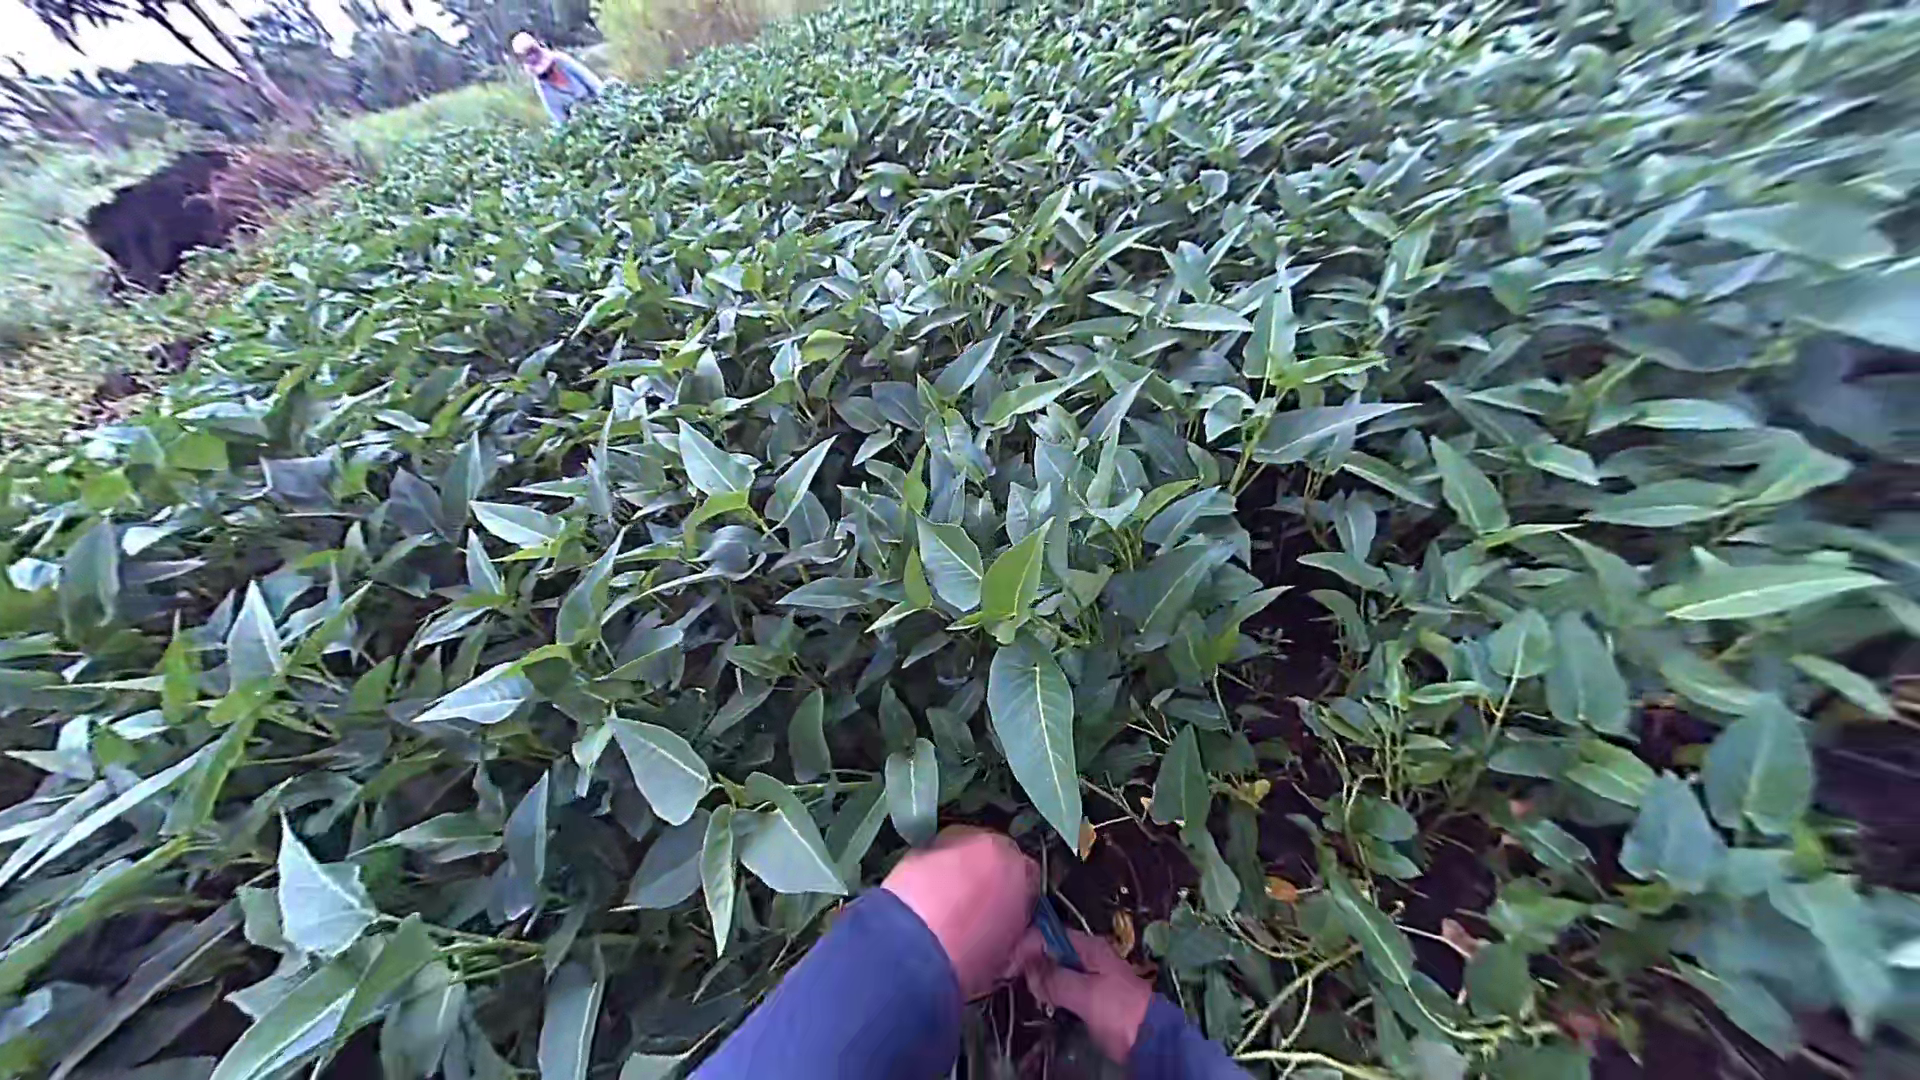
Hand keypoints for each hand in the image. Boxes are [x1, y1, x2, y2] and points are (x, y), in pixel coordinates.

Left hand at [880, 826, 1039, 998]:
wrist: (914, 941)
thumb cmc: (968, 955)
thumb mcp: (1008, 959)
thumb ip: (1023, 941)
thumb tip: (1027, 940)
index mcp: (1020, 869)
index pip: (1029, 879)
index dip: (1020, 901)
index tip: (1009, 920)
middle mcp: (991, 842)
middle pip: (997, 859)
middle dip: (990, 881)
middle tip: (978, 915)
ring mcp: (955, 837)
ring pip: (966, 852)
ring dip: (962, 872)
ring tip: (947, 907)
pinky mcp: (923, 842)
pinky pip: (938, 855)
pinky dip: (935, 871)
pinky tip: (925, 898)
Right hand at [1012, 927, 1153, 1063]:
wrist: (1154, 1039)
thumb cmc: (1120, 1012)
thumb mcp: (1087, 995)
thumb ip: (1056, 979)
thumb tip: (1028, 967)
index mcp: (1088, 945)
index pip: (1049, 933)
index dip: (1027, 945)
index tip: (1010, 963)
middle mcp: (1088, 952)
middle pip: (1051, 947)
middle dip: (1032, 959)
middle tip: (1016, 978)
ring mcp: (1090, 971)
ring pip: (1056, 964)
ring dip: (1040, 974)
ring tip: (1029, 989)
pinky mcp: (1092, 990)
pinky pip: (1064, 980)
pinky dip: (1050, 985)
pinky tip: (1044, 996)